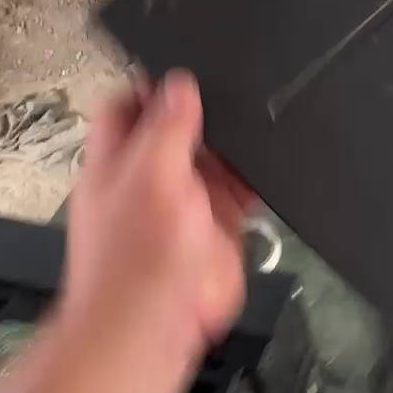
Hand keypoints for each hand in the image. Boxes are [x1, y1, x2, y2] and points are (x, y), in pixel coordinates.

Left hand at [59, 71, 252, 365]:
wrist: (159, 324)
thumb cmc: (137, 261)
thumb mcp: (150, 179)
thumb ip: (165, 130)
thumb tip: (178, 86)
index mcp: (120, 161)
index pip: (128, 106)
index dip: (153, 85)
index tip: (187, 68)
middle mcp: (152, 176)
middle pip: (178, 128)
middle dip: (204, 110)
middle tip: (237, 88)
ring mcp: (187, 201)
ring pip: (214, 157)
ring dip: (234, 143)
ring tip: (261, 117)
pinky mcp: (219, 224)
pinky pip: (241, 190)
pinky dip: (256, 177)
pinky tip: (272, 162)